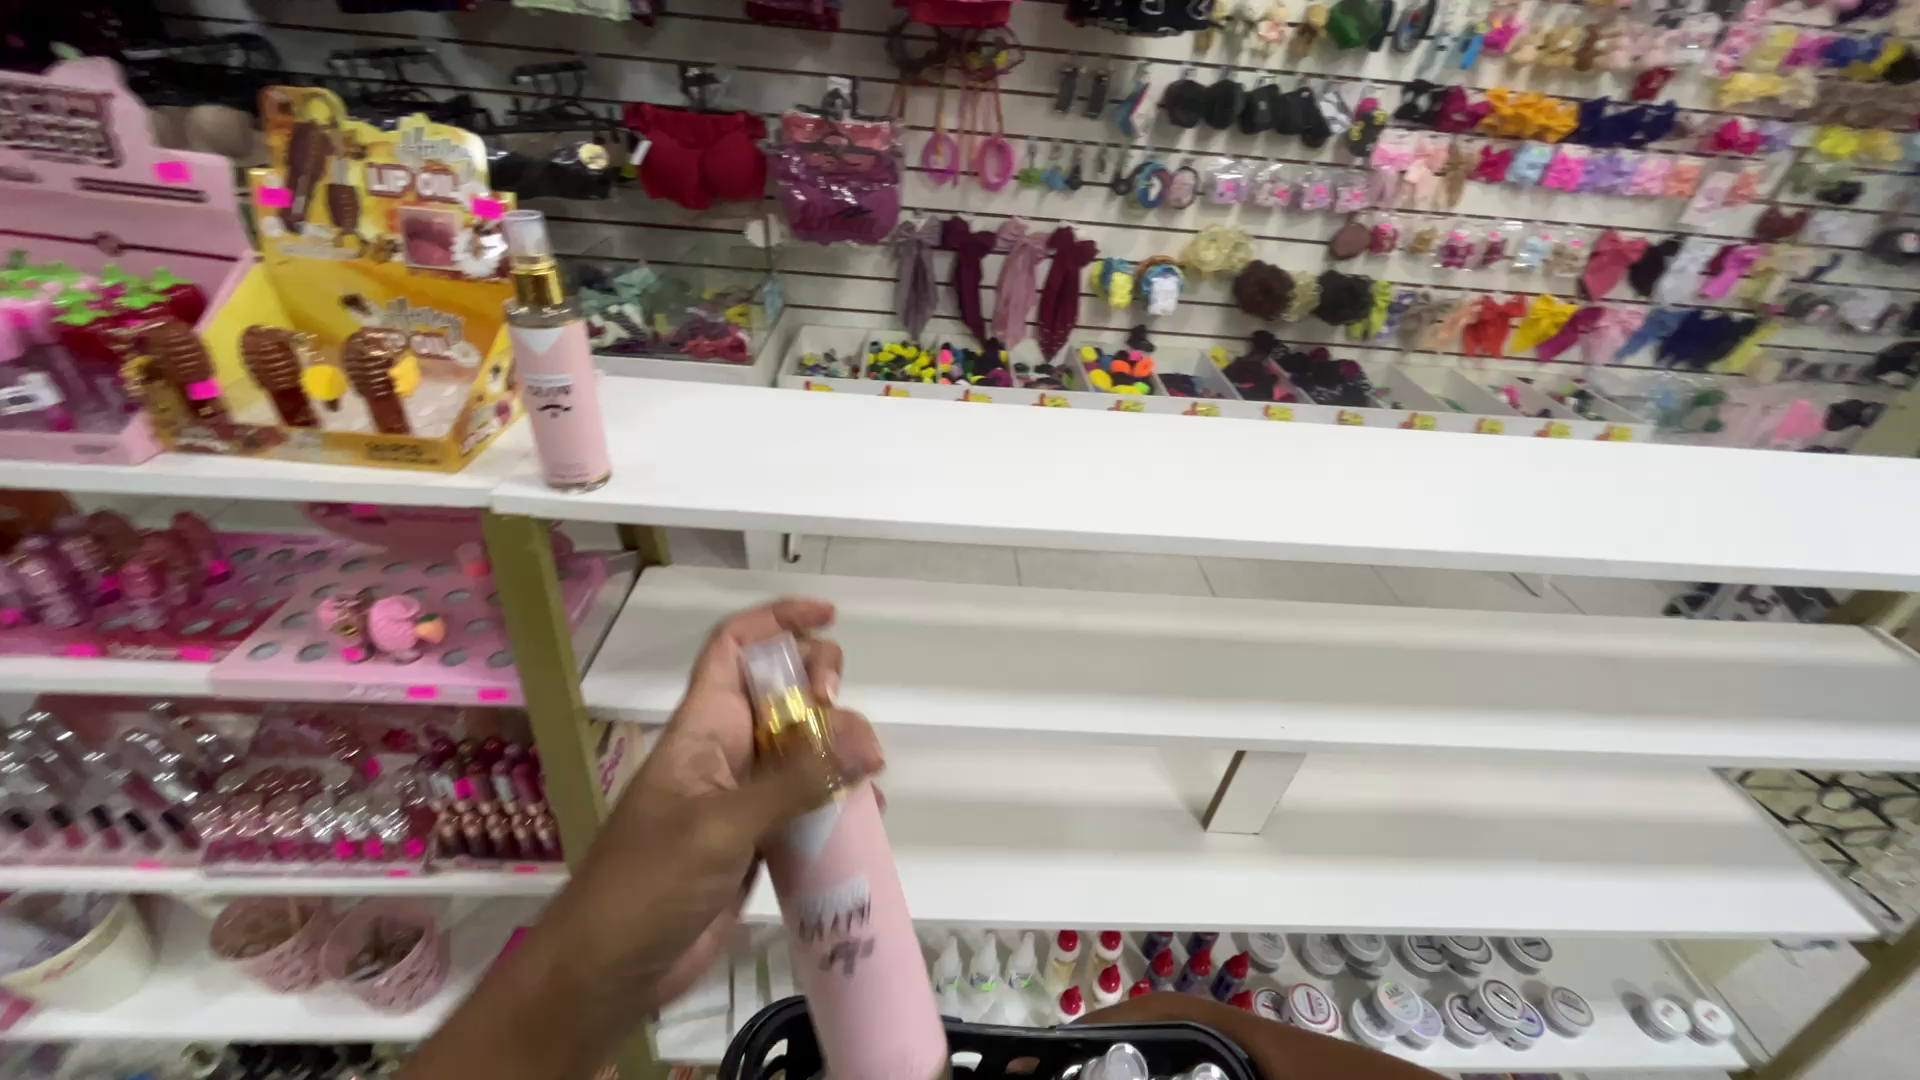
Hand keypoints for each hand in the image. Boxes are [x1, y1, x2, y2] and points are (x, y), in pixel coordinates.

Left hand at [545, 598, 883, 1013]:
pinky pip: (809, 799)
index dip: (777, 619)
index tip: (827, 618)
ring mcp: (745, 794)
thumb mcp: (722, 825)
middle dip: (820, 685)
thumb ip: (795, 782)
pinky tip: (866, 813)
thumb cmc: (647, 882)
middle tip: (841, 714)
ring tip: (868, 773)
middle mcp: (727, 748)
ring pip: (803, 744)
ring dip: (840, 747)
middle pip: (781, 689)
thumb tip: (866, 741)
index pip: (735, 646)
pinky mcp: (760, 837)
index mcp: (703, 725)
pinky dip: (840, 798)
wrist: (610, 973)